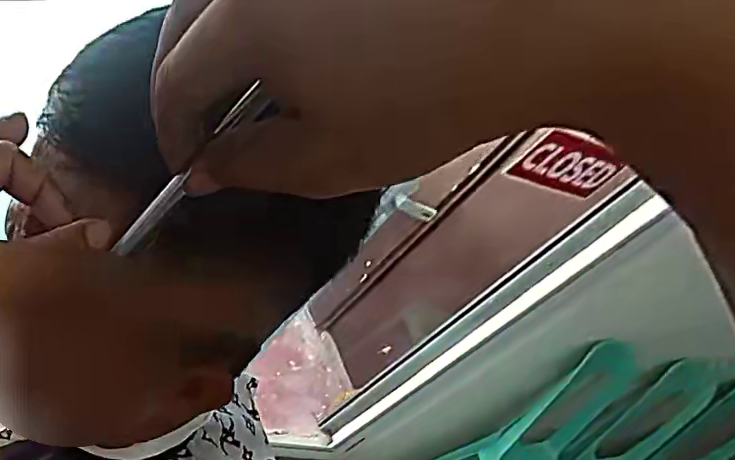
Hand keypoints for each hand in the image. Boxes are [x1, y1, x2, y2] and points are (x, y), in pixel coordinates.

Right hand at [150, 0, 620, 196]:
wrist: (560, 9)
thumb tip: (202, 169)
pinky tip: (280, 34)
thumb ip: (248, 165)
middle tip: (202, 120)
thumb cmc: (433, 97)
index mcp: (249, 17)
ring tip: (235, 75)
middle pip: (185, 16)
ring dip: (211, 32)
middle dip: (181, 75)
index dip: (174, 131)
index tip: (190, 163)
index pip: (177, 81)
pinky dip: (255, 10)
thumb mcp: (324, 159)